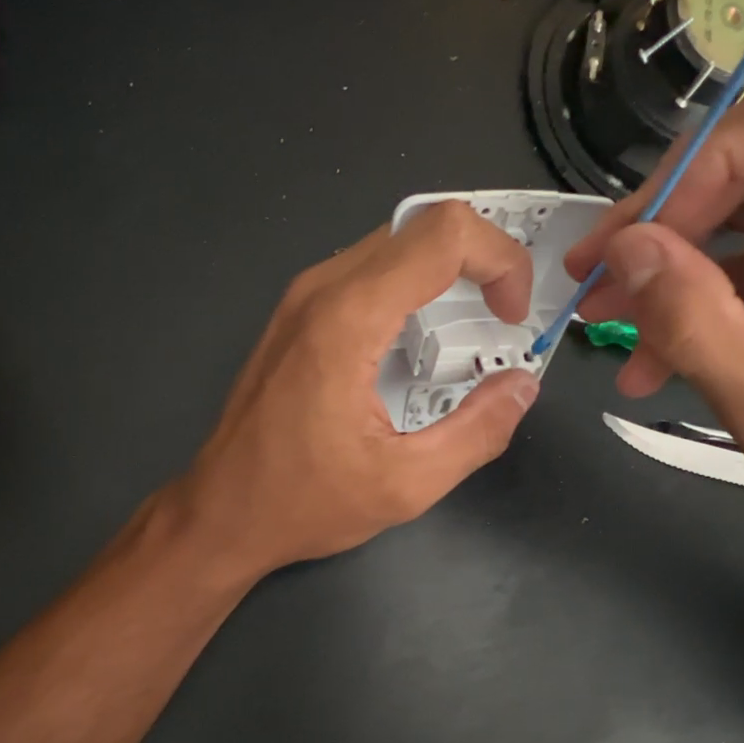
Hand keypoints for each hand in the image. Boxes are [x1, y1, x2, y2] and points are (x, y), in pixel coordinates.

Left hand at [174, 202, 542, 576]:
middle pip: (420, 227)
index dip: (500, 260)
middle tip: (501, 322)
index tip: (512, 318)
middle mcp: (320, 291)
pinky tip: (416, 344)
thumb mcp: (406, 485)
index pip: (443, 235)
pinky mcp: (294, 316)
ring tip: (467, 333)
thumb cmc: (305, 503)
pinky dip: (409, 288)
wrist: (221, 515)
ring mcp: (301, 299)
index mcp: (347, 321)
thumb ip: (477, 433)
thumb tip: (522, 387)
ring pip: (392, 244)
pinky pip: (365, 272)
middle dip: (479, 261)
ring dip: (443, 274)